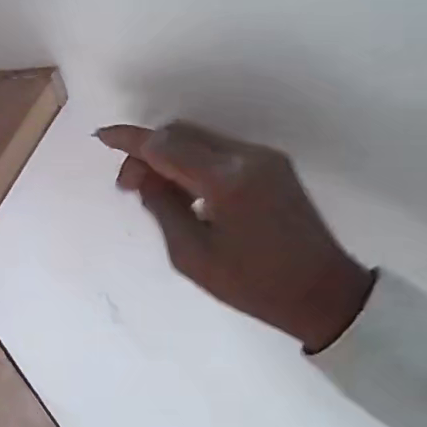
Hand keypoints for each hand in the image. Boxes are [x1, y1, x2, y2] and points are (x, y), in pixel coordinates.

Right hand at [95, 122, 375, 352]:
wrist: (325, 294)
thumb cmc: (254, 285)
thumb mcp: (191, 256)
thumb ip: (161, 207)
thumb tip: (144, 177)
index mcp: (225, 181)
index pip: (164, 145)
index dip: (129, 139)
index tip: (102, 137)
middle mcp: (246, 157)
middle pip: (180, 132)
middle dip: (147, 151)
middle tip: (132, 187)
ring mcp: (263, 157)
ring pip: (198, 137)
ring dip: (169, 155)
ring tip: (156, 192)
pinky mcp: (273, 165)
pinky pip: (217, 149)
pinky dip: (192, 161)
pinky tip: (187, 191)